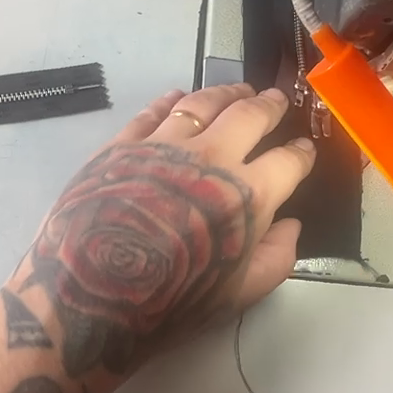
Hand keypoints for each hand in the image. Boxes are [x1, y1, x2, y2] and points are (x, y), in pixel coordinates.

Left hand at [15, 83, 315, 380]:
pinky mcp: (122, 144)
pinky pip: (152, 112)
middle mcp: (211, 156)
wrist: (88, 296)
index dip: (301, 152)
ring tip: (236, 90)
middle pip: (249, 116)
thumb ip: (276, 258)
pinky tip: (177, 97)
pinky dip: (171, 101)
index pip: (287, 161)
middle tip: (276, 98)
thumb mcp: (238, 295)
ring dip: (225, 92)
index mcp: (248, 194)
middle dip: (269, 105)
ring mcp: (164, 145)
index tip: (305, 147)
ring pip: (201, 103)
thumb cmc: (170, 302)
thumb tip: (291, 226)